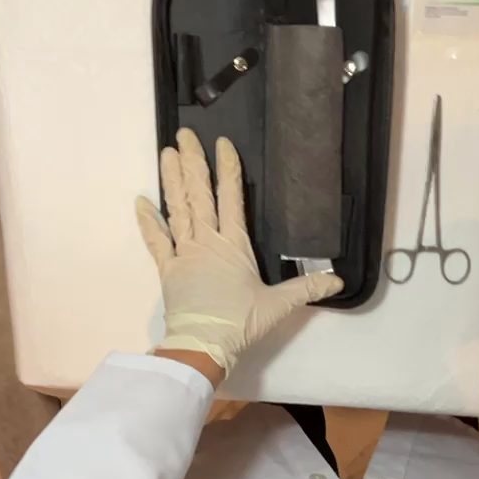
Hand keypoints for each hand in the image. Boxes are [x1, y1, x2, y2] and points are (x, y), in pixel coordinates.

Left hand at [136, 128, 341, 375]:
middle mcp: (206, 241)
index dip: (228, 169)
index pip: (231, 198)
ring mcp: (184, 254)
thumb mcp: (278, 305)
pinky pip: (156, 242)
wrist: (203, 344)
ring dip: (171, 181)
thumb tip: (338, 281)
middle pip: (199, 195)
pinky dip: (148, 222)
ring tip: (166, 153)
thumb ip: (306, 288)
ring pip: (177, 210)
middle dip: (193, 163)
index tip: (222, 144)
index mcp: (233, 244)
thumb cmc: (240, 321)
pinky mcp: (168, 271)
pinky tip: (140, 202)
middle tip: (185, 134)